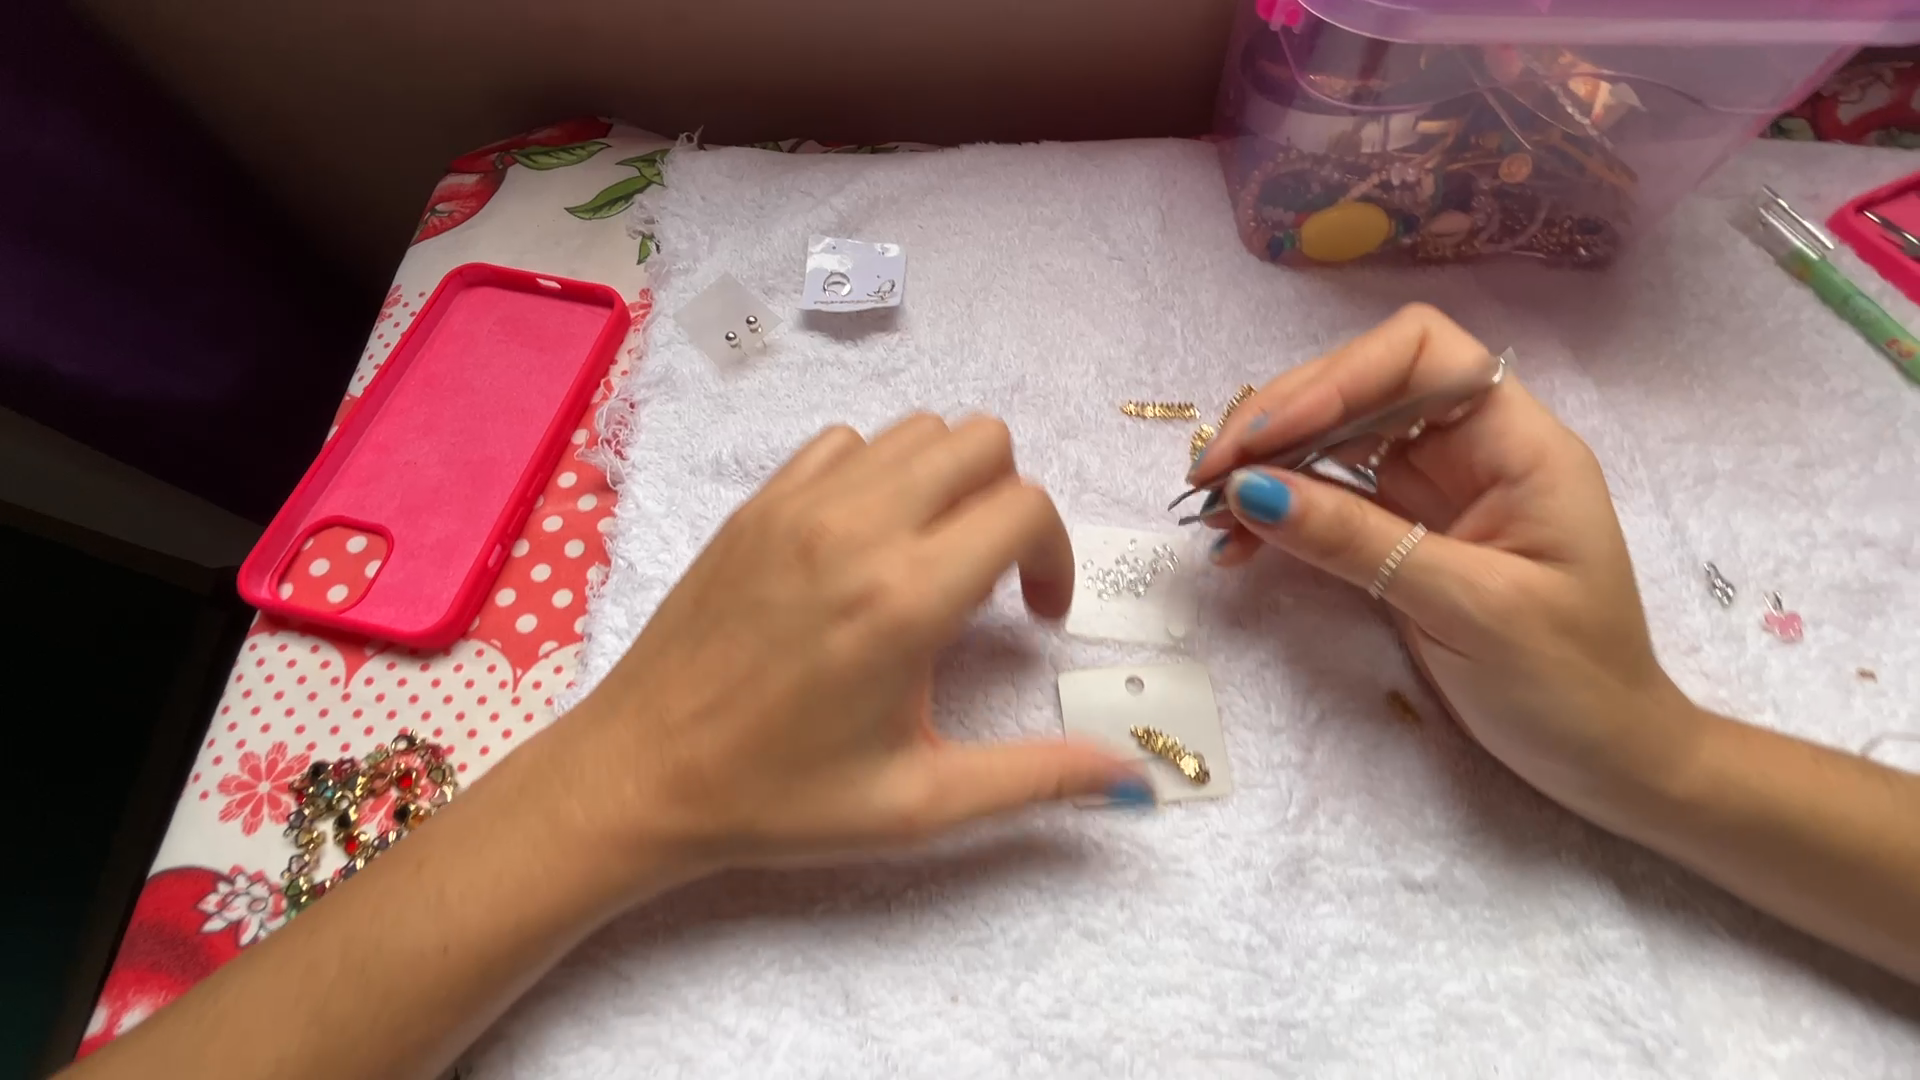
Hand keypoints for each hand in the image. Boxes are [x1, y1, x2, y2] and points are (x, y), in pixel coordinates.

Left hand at [557, 414, 1150, 882]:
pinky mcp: (758, 502)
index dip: (1054, 555)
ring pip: (917, 432)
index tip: (1034, 613)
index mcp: (905, 598)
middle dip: (1011, 499)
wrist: (639, 775)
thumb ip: (1038, 777)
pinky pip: (846, 444)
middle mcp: (857, 527)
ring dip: (949, 481)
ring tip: (931, 553)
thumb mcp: (919, 802)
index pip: (1024, 508)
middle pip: (982, 440)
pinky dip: (881, 473)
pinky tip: (865, 538)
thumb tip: (1137, 780)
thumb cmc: (781, 797)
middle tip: (990, 574)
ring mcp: (799, 503)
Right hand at [1190, 304, 1697, 819]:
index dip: (1336, 378)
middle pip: (1352, 387)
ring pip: (1324, 439)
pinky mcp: (1391, 526)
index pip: (1417, 353)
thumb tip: (1248, 490)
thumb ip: (1355, 541)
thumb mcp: (1463, 605)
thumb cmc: (1564, 681)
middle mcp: (1463, 446)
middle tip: (1207, 479)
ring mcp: (1422, 486)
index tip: (1268, 440)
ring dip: (1260, 466)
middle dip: (1274, 424)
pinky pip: (1317, 496)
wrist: (1595, 751)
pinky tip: (1235, 541)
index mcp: (1513, 442)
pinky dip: (1271, 510)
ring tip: (1207, 513)